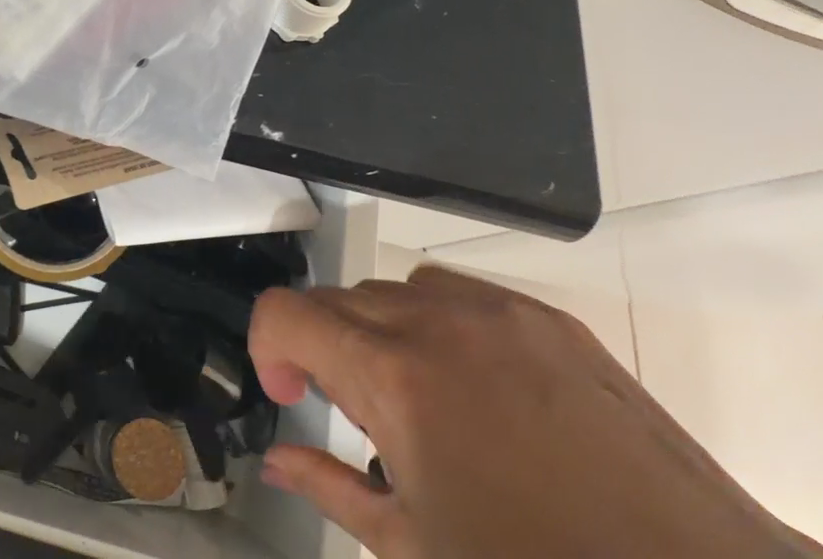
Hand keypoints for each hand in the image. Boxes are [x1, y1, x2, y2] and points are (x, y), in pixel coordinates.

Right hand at [248, 266, 822, 558]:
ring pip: (396, 289)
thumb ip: (326, 486)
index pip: (286, 313)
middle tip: (360, 418)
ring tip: (419, 398)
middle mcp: (437, 323)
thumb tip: (277, 459)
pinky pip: (461, 294)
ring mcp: (500, 314)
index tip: (296, 398)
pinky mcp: (553, 321)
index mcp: (392, 376)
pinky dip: (439, 323)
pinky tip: (476, 388)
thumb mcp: (410, 544)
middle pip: (337, 299)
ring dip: (380, 329)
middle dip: (323, 347)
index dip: (269, 350)